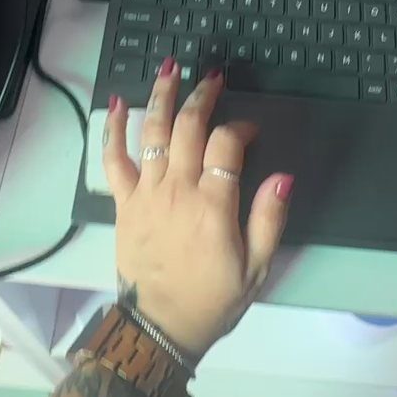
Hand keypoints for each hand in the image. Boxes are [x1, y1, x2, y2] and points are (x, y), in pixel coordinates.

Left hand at [101, 60, 292, 358]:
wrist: (159, 329)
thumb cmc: (212, 298)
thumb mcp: (256, 268)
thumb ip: (270, 219)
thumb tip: (283, 177)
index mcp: (212, 204)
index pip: (226, 145)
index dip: (241, 127)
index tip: (251, 129)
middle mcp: (177, 189)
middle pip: (188, 126)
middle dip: (202, 95)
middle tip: (213, 76)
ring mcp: (146, 192)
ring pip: (153, 132)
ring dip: (162, 96)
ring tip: (171, 67)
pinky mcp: (123, 201)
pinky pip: (114, 159)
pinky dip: (113, 129)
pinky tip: (117, 102)